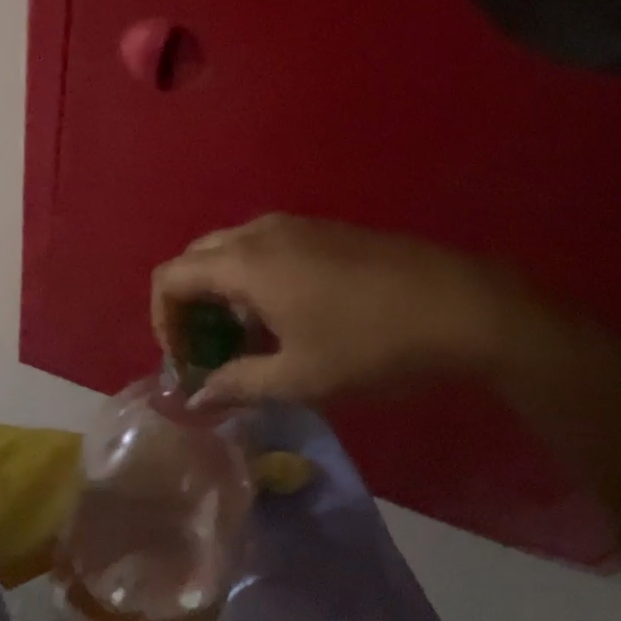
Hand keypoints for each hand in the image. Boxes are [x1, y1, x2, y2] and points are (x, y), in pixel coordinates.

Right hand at [151, 214, 513, 405]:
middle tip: (210, 355)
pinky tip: (287, 320)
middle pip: (197, 258)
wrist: (457, 305)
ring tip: (249, 344)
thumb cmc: (369, 345)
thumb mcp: (299, 378)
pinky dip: (254, 281)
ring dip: (224, 294)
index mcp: (245, 262)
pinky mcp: (324, 230)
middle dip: (191, 307)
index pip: (171, 277)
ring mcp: (295, 225)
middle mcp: (260, 232)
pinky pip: (266, 249)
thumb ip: (239, 384)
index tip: (187, 364)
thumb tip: (199, 394)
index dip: (164, 322)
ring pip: (233, 252)